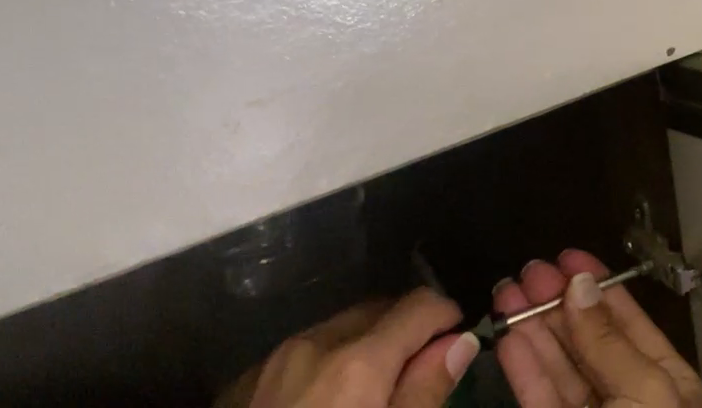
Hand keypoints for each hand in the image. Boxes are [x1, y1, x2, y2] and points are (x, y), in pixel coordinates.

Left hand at [221, 288, 478, 407]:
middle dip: (406, 332)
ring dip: (365, 347)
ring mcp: (272, 362)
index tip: (456, 346)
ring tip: (369, 397)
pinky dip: (324, 365)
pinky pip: (300, 354)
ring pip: (338, 330)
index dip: (447, 319)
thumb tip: (460, 342)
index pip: (420, 303)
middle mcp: (315, 344)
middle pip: (379, 309)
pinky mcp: (241, 385)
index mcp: (357, 361)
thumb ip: (425, 392)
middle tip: (417, 376)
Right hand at [492, 249, 701, 407]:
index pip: (630, 324)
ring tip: (509, 293)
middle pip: (589, 342)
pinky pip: (543, 400)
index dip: (599, 287)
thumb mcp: (645, 397)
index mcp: (667, 386)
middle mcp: (630, 402)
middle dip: (559, 303)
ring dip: (535, 330)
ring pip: (561, 370)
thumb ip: (610, 343)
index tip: (569, 256)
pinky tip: (510, 340)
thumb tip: (582, 284)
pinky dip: (525, 369)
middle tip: (528, 270)